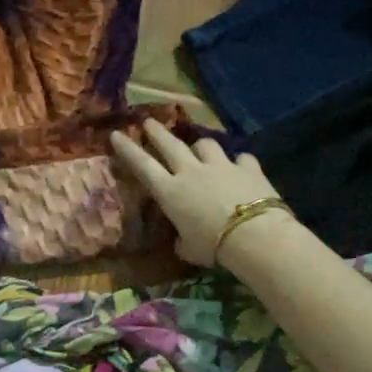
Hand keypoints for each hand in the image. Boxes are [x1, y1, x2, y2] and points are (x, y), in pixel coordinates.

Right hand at [111, 120, 281, 266]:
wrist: (255, 236)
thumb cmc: (213, 246)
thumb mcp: (189, 249)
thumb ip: (182, 240)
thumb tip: (182, 241)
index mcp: (170, 192)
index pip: (142, 165)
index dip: (127, 149)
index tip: (116, 134)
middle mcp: (191, 172)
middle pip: (170, 144)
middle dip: (157, 132)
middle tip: (149, 122)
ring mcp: (220, 166)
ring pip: (205, 144)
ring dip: (200, 146)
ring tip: (201, 149)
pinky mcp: (247, 168)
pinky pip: (241, 158)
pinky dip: (239, 162)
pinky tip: (241, 168)